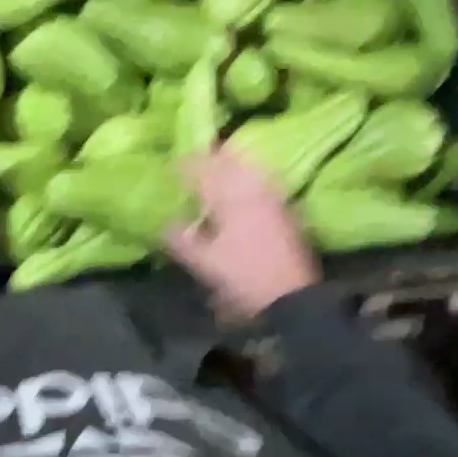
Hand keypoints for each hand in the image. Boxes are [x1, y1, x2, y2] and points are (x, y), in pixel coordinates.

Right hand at [164, 152, 319, 321]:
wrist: (292, 299)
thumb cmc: (243, 277)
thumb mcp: (204, 262)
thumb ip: (181, 240)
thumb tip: (165, 223)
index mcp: (231, 200)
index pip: (205, 172)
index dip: (188, 165)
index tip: (172, 164)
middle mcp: (254, 194)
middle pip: (233, 164)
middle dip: (214, 157)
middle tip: (198, 158)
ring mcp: (274, 202)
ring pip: (253, 171)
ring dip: (236, 165)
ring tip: (223, 165)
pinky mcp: (288, 214)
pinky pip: (267, 185)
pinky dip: (254, 180)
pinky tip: (248, 189)